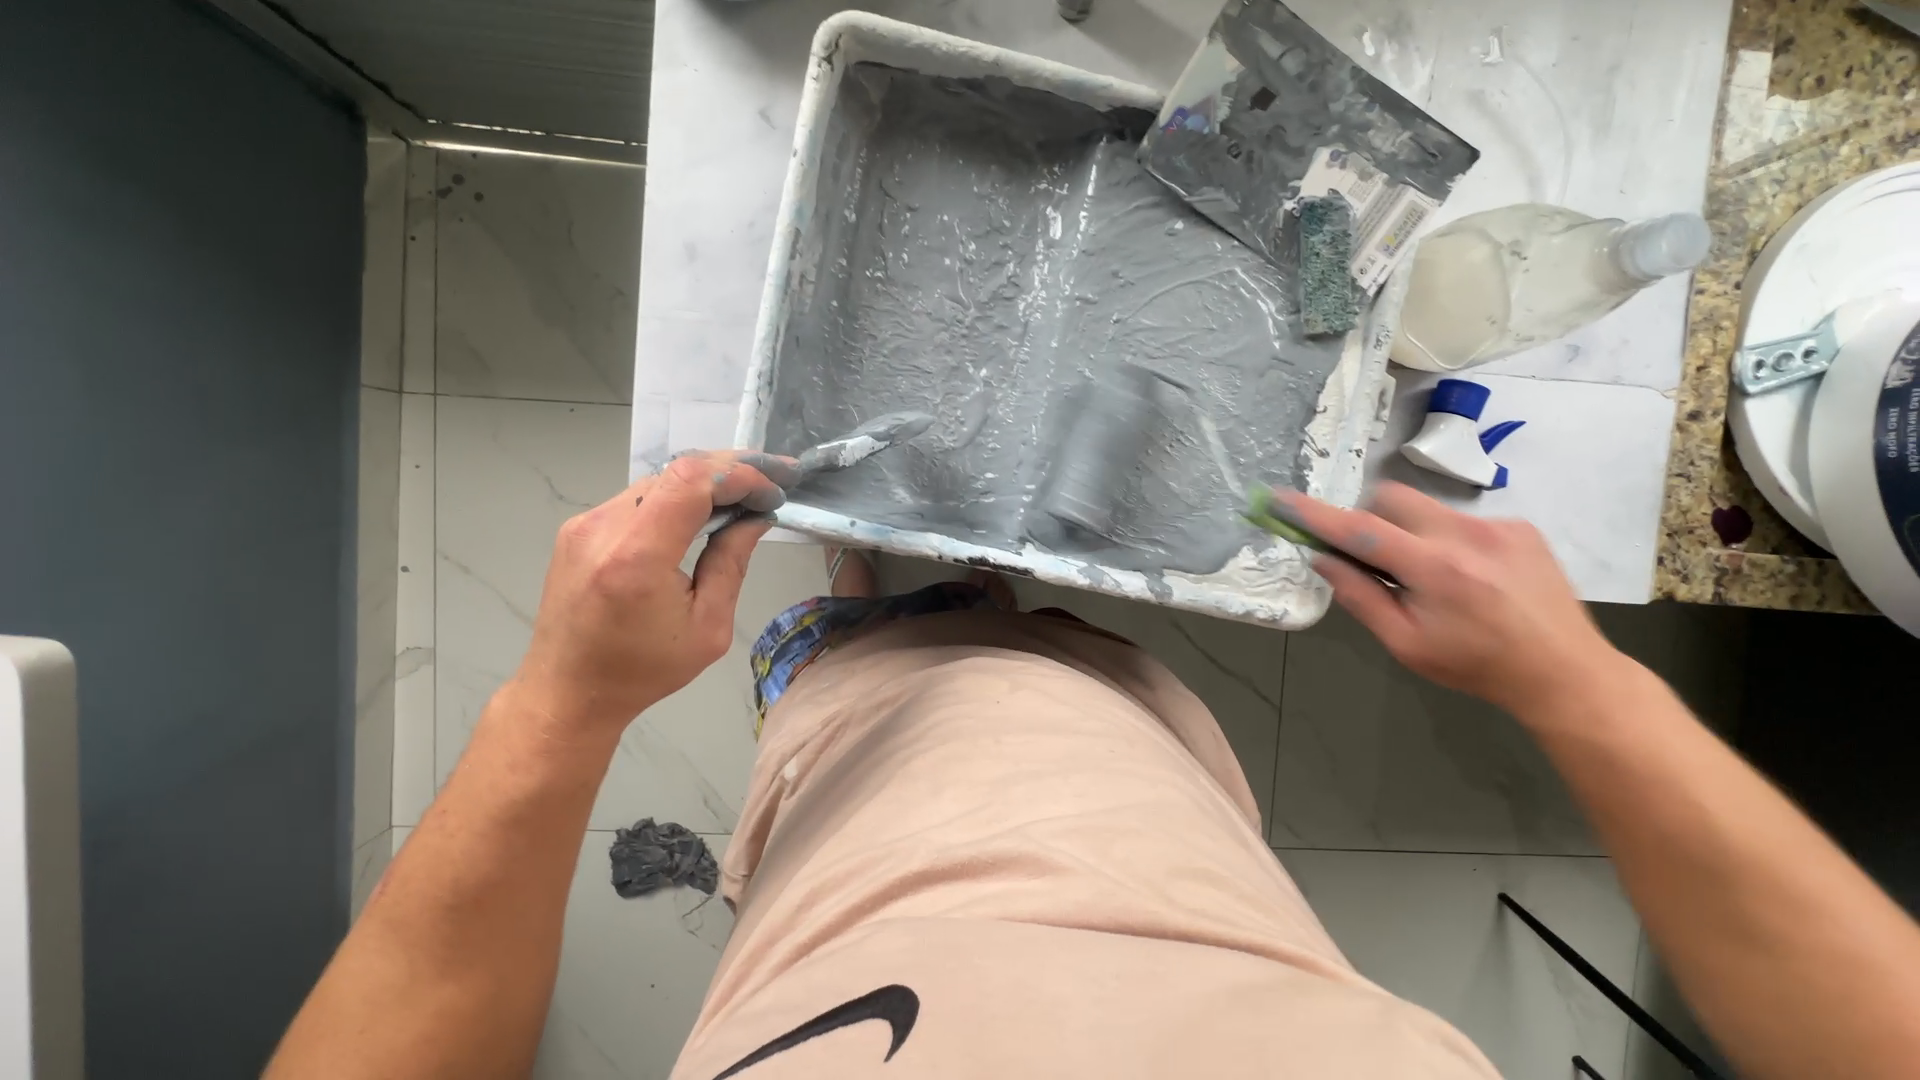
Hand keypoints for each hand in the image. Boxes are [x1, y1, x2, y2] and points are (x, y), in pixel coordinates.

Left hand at [509, 450, 799, 735]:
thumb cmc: (643, 670)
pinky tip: (701, 514)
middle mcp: (604, 528)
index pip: (690, 481)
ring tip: (742, 498)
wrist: (569, 690)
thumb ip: (731, 564)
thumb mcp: (708, 627)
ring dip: (703, 484)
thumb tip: (755, 518)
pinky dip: (676, 498)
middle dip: (729, 471)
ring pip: (658, 481)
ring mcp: (585, 524)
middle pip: (675, 473)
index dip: (738, 474)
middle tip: (771, 482)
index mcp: (637, 557)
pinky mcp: (579, 528)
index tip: (772, 490)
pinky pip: (638, 498)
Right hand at [1275, 483, 1623, 716]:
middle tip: (1373, 558)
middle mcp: (1467, 535)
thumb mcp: (1405, 644)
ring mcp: (1498, 526)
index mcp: (1435, 570)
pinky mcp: (1519, 526)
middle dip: (1369, 519)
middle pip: (1390, 498)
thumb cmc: (1475, 665)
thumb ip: (1360, 597)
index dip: (1316, 514)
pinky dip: (1445, 539)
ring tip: (1432, 577)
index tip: (1282, 498)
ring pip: (1425, 507)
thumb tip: (1323, 558)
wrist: (1564, 671)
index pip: (1360, 530)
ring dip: (1409, 532)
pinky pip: (1459, 518)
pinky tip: (1468, 577)